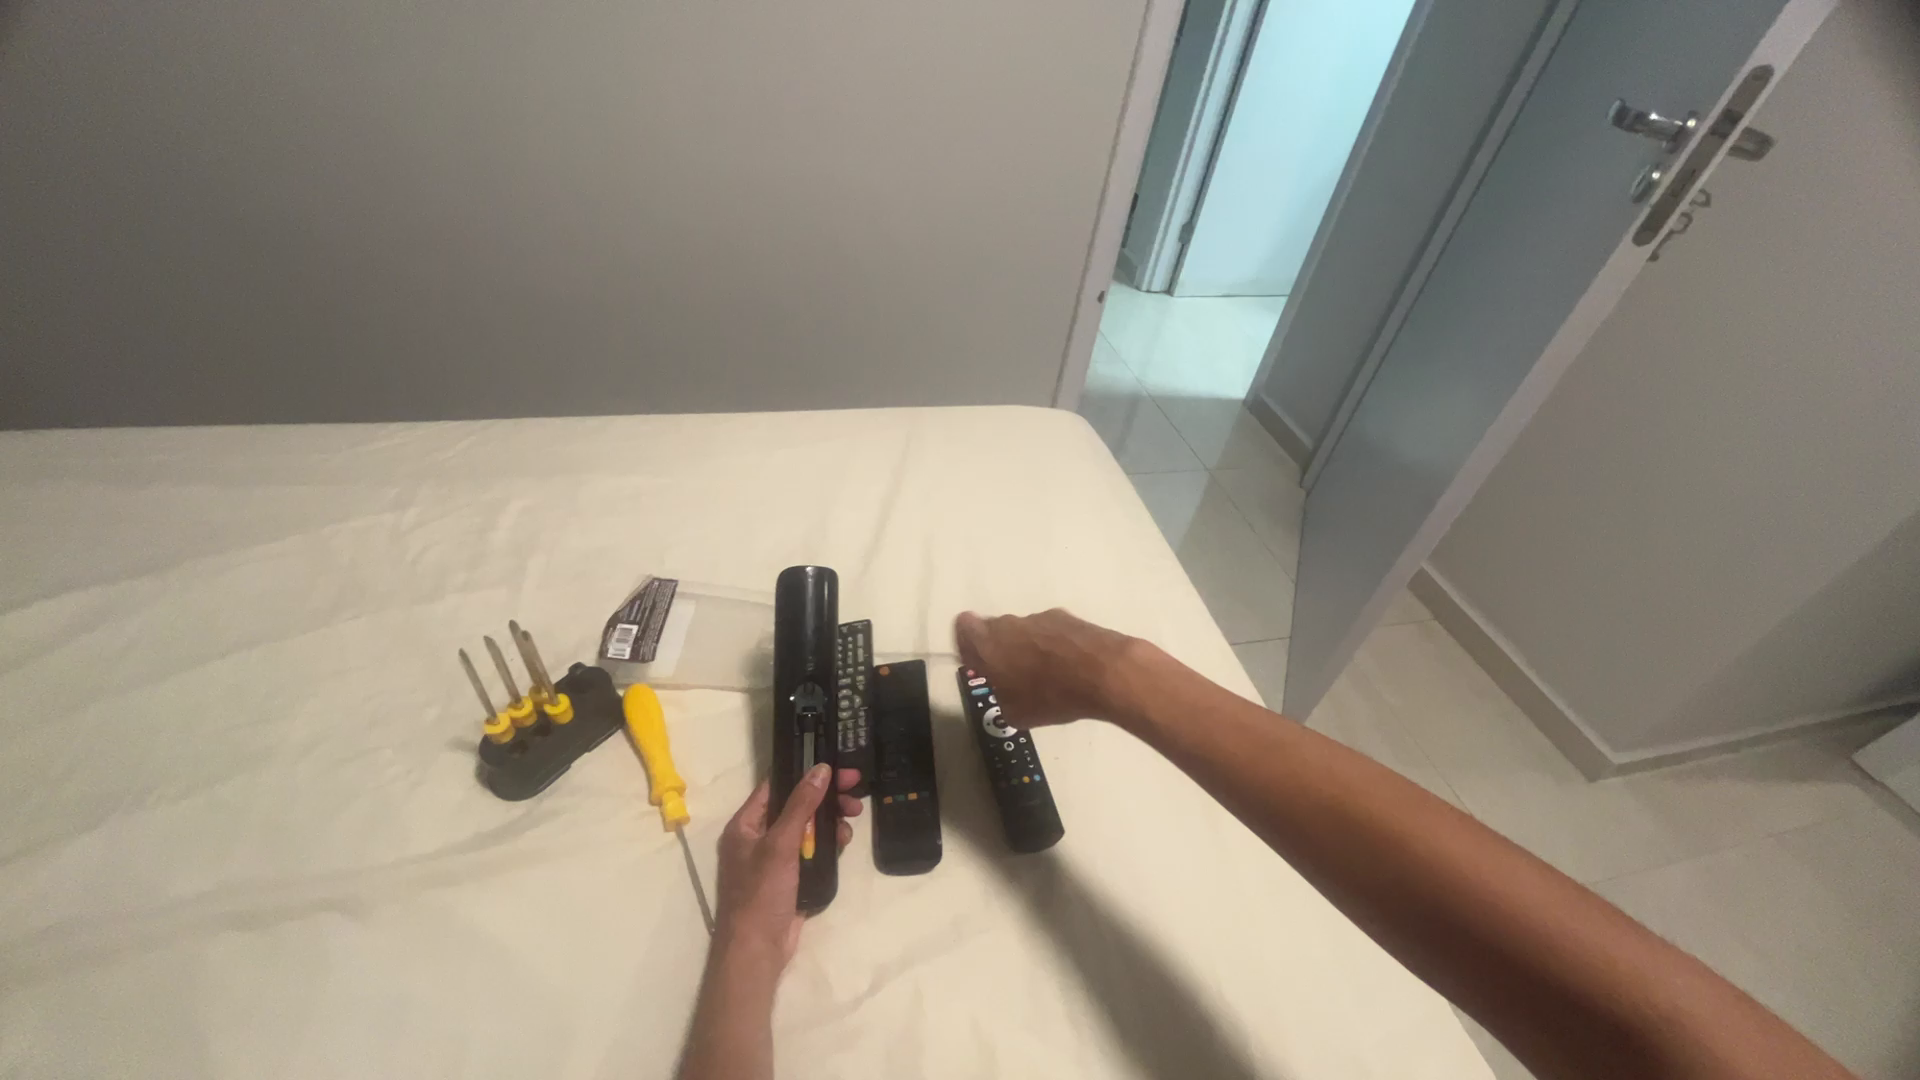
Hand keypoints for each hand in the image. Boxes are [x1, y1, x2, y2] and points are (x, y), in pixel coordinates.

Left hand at [711, 765, 862, 975]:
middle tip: (855, 794)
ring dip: (829, 821)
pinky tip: (843, 842)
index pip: (775, 786)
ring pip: (807, 828)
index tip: (836, 768)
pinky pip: (812, 851)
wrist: (757, 952)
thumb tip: (820, 769)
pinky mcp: (790, 878)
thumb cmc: (760, 893)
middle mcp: (758, 838)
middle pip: (796, 807)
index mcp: (745, 825)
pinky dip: (827, 844)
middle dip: (825, 800)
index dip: (805, 774)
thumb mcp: (781, 844)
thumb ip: (801, 805)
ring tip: (851, 821)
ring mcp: (774, 859)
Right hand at [954, 608, 1153, 727]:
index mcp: (987, 643)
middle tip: (1018, 677)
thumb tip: (1009, 692)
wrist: (1103, 673)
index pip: (964, 628)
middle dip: (1004, 650)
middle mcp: (1008, 623)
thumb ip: (1003, 696)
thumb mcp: (1015, 714)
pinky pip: (1052, 632)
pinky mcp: (1067, 617)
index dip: (971, 645)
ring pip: (1025, 631)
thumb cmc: (1049, 696)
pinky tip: (1072, 668)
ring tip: (1051, 676)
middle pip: (996, 630)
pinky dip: (1056, 646)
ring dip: (1032, 648)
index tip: (984, 665)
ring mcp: (1039, 617)